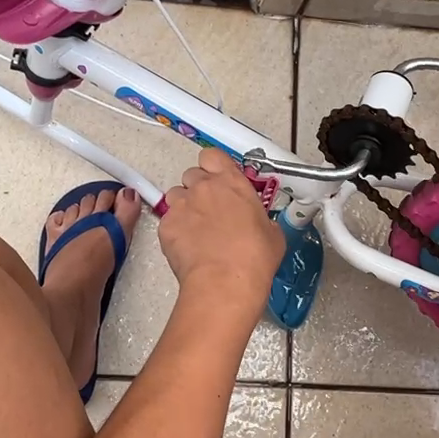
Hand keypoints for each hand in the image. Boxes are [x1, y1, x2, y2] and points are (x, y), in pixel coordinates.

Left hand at [158, 149, 284, 314]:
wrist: (224, 282)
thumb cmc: (251, 260)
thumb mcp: (272, 232)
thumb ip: (259, 217)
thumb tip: (259, 224)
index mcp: (232, 182)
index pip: (213, 156)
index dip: (213, 166)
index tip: (217, 176)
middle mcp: (204, 187)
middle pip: (192, 174)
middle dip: (198, 188)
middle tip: (209, 209)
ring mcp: (182, 205)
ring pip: (176, 195)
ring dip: (184, 207)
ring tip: (197, 230)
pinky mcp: (166, 225)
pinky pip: (167, 220)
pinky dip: (175, 230)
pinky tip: (188, 246)